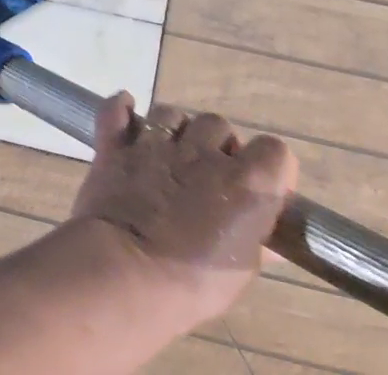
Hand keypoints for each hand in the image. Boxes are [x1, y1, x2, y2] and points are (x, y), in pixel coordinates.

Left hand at [70, 93, 298, 326]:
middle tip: (208, 172)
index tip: (259, 184)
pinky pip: (114, 111)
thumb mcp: (243, 265)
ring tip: (170, 151)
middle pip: (217, 124)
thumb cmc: (194, 279)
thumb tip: (264, 235)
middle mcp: (200, 154)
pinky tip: (126, 111)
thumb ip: (254, 237)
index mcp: (246, 183)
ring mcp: (151, 146)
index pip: (274, 149)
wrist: (125, 268)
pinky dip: (119, 108)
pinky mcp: (112, 147)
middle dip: (217, 143)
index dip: (269, 165)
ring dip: (174, 128)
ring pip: (169, 114)